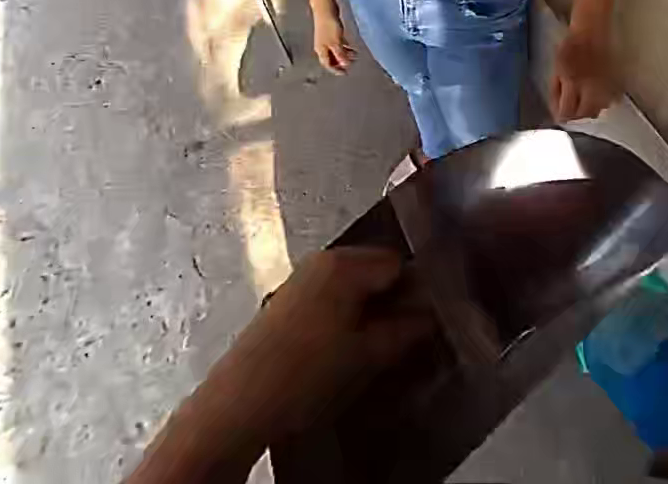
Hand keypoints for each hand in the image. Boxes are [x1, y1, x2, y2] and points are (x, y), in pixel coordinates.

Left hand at [203, 248, 431, 441]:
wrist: (235, 408)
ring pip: (353, 281)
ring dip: (370, 303)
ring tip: (379, 339)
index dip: (416, 288)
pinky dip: (346, 308)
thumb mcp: (365, 355)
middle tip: (407, 328)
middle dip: (393, 294)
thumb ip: (405, 330)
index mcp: (346, 263)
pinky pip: (332, 291)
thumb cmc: (305, 373)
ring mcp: (302, 276)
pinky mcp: (287, 297)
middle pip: (375, 266)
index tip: (428, 315)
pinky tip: (347, 341)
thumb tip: (432, 316)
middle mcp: (324, 259)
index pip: (398, 262)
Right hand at [313, 9, 354, 73]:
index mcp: (321, 50)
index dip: (336, 70)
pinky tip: (351, 47)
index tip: (345, 73)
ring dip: (344, 54)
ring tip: (355, 55)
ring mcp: (326, 39)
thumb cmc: (329, 27)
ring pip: (335, 50)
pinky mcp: (331, 32)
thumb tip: (345, 65)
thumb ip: (340, 55)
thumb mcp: (336, 43)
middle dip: (341, 62)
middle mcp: (322, 46)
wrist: (325, 10)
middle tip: (352, 64)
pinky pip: (338, 43)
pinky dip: (344, 47)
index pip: (327, 64)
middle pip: (331, 58)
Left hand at [551, 30, 615, 120]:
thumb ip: (556, 89)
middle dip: (577, 116)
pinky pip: (612, 99)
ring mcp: (605, 84)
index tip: (559, 113)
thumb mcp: (557, 67)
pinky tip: (598, 95)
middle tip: (572, 110)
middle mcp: (591, 87)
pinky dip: (605, 101)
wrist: (591, 30)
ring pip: (601, 108)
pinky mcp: (615, 80)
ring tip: (585, 102)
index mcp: (572, 82)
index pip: (568, 111)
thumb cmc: (570, 45)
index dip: (561, 115)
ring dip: (592, 109)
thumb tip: (557, 107)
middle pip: (586, 114)